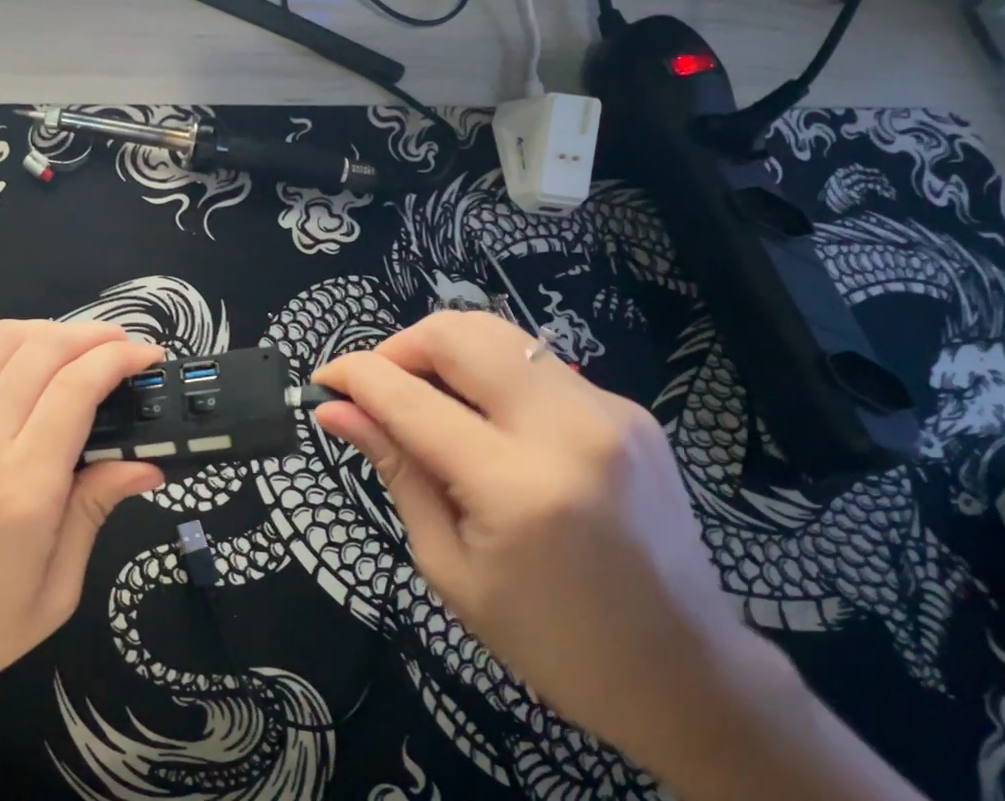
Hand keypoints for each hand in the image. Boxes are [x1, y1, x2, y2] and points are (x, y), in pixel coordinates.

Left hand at [0, 320, 165, 734]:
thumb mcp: (53, 592)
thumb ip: (94, 512)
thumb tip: (146, 465)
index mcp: (23, 487)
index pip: (77, 387)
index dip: (120, 359)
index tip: (150, 357)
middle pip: (42, 349)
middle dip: (93, 335)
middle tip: (123, 348)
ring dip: (46, 331)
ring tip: (74, 350)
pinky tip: (7, 363)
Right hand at [311, 311, 759, 761]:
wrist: (681, 670)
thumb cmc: (548, 638)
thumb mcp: (449, 564)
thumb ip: (397, 470)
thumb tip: (337, 412)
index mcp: (516, 484)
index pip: (410, 398)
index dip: (354, 376)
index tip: (323, 380)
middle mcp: (568, 429)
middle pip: (461, 334)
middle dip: (400, 346)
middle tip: (375, 388)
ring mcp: (610, 412)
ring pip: (502, 336)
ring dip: (445, 354)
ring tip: (422, 400)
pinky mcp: (630, 412)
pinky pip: (538, 367)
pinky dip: (492, 377)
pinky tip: (484, 425)